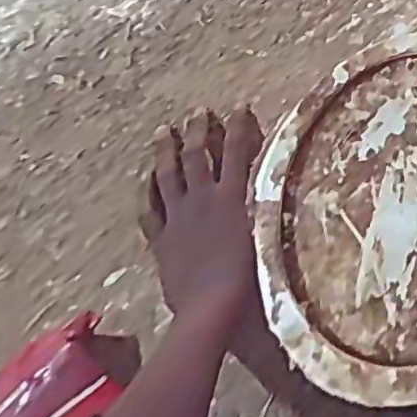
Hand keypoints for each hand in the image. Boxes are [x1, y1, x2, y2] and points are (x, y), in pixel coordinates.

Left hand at [138, 108, 263, 321]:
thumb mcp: (263, 232)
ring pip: (167, 175)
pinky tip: (146, 178)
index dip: (238, 126)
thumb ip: (261, 205)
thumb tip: (271, 185)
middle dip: (197, 130)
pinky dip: (147, 190)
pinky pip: (150, 208)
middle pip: (195, 155)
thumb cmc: (247, 275)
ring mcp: (177, 217)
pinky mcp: (161, 239)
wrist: (209, 309)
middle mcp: (202, 199)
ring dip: (165, 150)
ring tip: (163, 132)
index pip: (236, 150)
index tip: (239, 107)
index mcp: (230, 196)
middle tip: (196, 113)